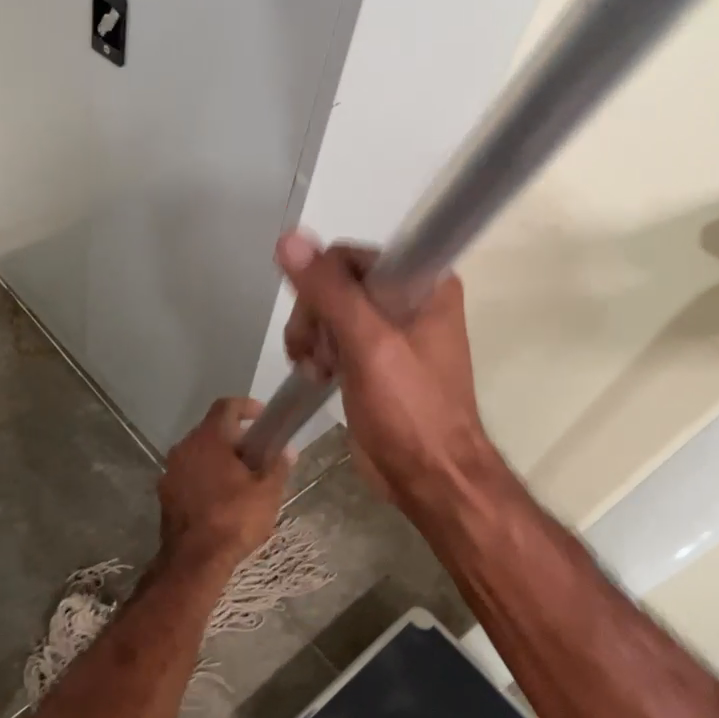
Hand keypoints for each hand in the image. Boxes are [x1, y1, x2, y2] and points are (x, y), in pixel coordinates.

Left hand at [157, 398, 290, 573]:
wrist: (194, 559)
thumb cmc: (234, 519)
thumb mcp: (267, 492)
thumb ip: (277, 466)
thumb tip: (286, 450)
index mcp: (208, 439)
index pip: (226, 407)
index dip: (246, 406)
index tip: (263, 417)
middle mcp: (184, 447)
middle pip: (211, 431)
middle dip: (235, 438)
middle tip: (258, 453)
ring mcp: (170, 470)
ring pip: (198, 454)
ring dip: (219, 459)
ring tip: (243, 478)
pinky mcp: (165, 493)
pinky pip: (189, 474)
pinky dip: (205, 477)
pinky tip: (222, 498)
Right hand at [275, 231, 496, 504]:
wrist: (429, 478)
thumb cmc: (409, 410)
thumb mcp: (368, 344)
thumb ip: (328, 291)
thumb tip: (288, 239)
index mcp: (424, 282)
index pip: (351, 257)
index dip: (325, 285)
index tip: (320, 324)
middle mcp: (410, 298)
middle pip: (335, 283)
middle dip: (315, 317)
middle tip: (316, 354)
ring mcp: (392, 329)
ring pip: (328, 310)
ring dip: (312, 338)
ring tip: (317, 370)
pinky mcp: (375, 357)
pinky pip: (333, 335)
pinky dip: (318, 352)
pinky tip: (318, 376)